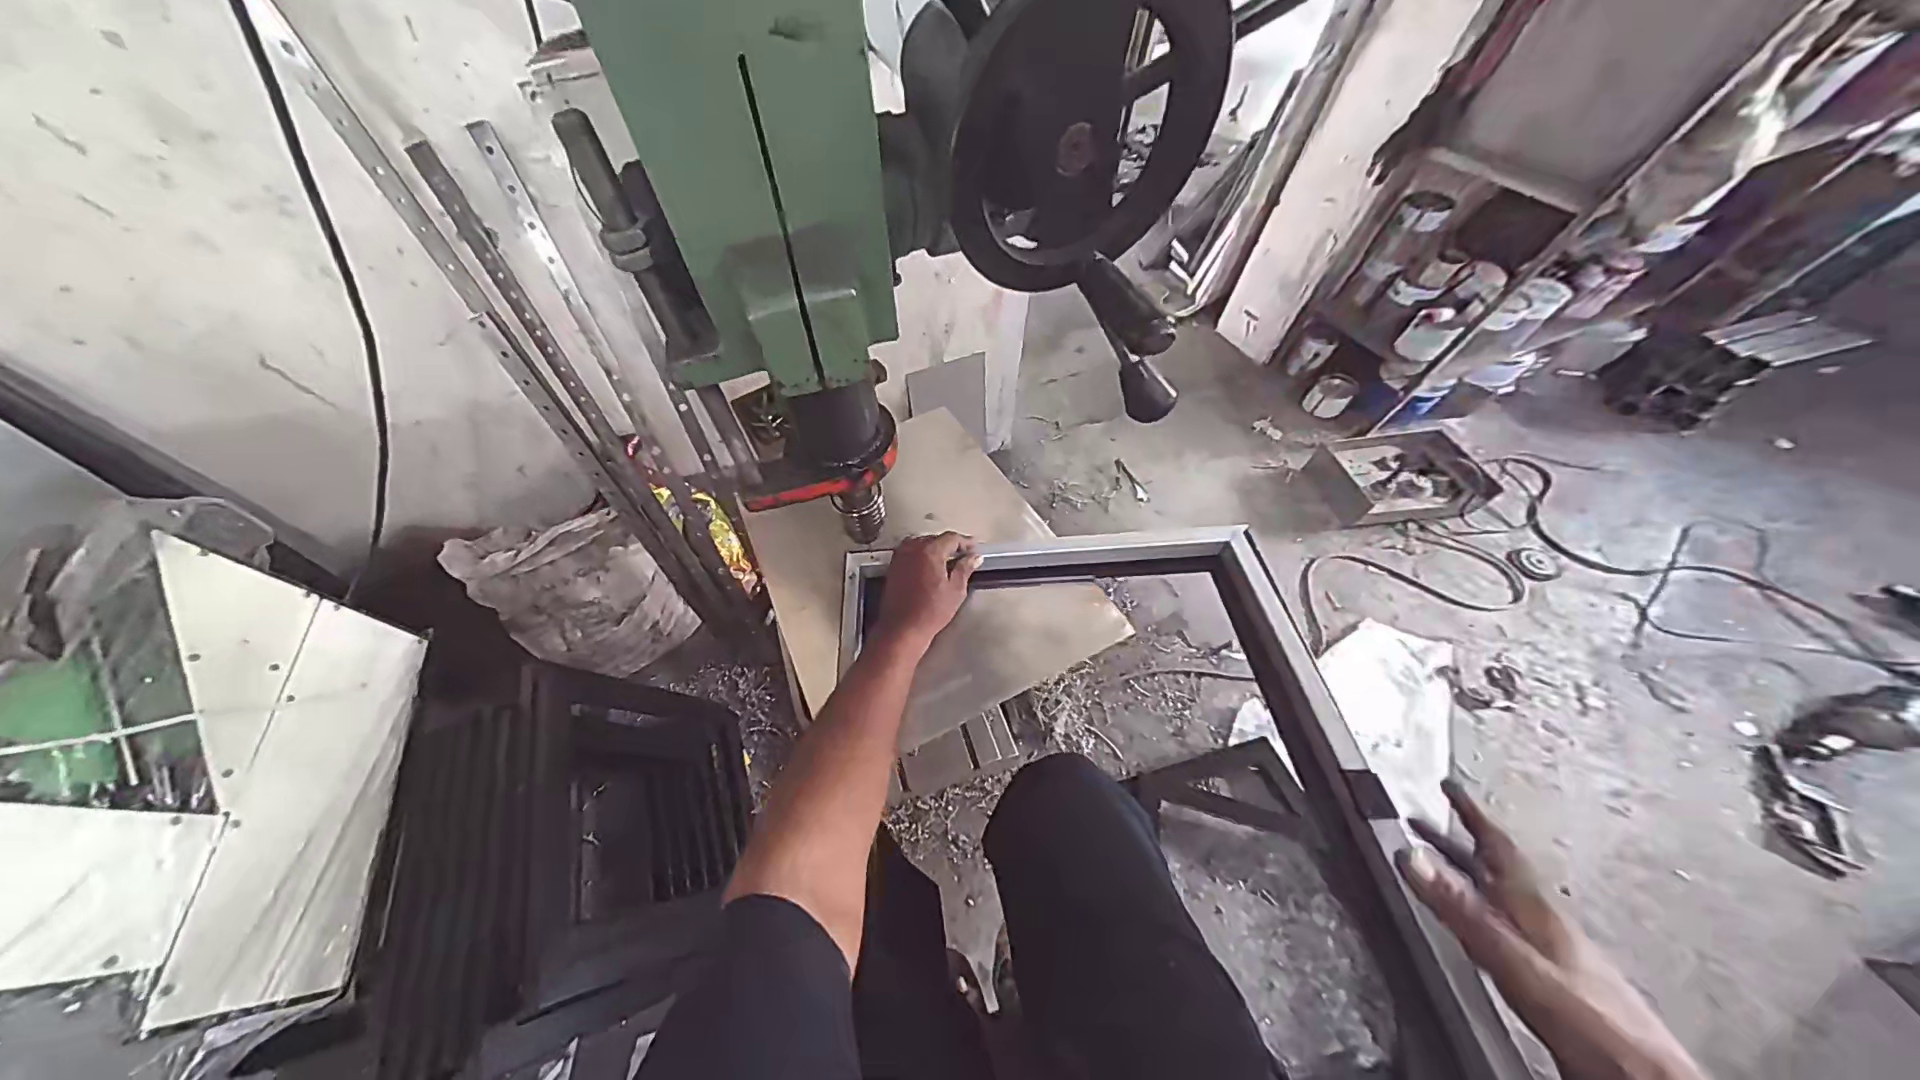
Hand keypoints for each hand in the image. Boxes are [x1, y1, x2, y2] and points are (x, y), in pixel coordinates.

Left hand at [873, 532, 979, 653]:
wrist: (902, 628)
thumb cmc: (929, 612)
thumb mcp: (955, 590)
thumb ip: (965, 569)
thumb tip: (974, 558)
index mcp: (929, 551)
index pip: (951, 538)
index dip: (965, 542)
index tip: (973, 547)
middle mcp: (912, 549)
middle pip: (935, 539)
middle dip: (950, 545)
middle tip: (964, 554)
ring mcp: (900, 557)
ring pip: (922, 544)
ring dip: (935, 548)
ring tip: (948, 560)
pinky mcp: (893, 567)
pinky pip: (911, 552)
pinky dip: (922, 555)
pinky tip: (930, 567)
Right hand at [1398, 779, 1707, 1079]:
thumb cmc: (1588, 1021)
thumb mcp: (1513, 960)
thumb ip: (1461, 910)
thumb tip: (1410, 856)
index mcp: (1533, 908)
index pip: (1498, 847)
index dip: (1472, 814)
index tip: (1448, 786)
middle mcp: (1540, 921)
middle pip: (1493, 869)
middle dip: (1455, 841)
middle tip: (1421, 821)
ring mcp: (1549, 951)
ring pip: (1498, 896)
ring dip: (1465, 874)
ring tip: (1435, 864)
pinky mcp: (1550, 979)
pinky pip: (1502, 925)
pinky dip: (1477, 909)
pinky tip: (1474, 924)